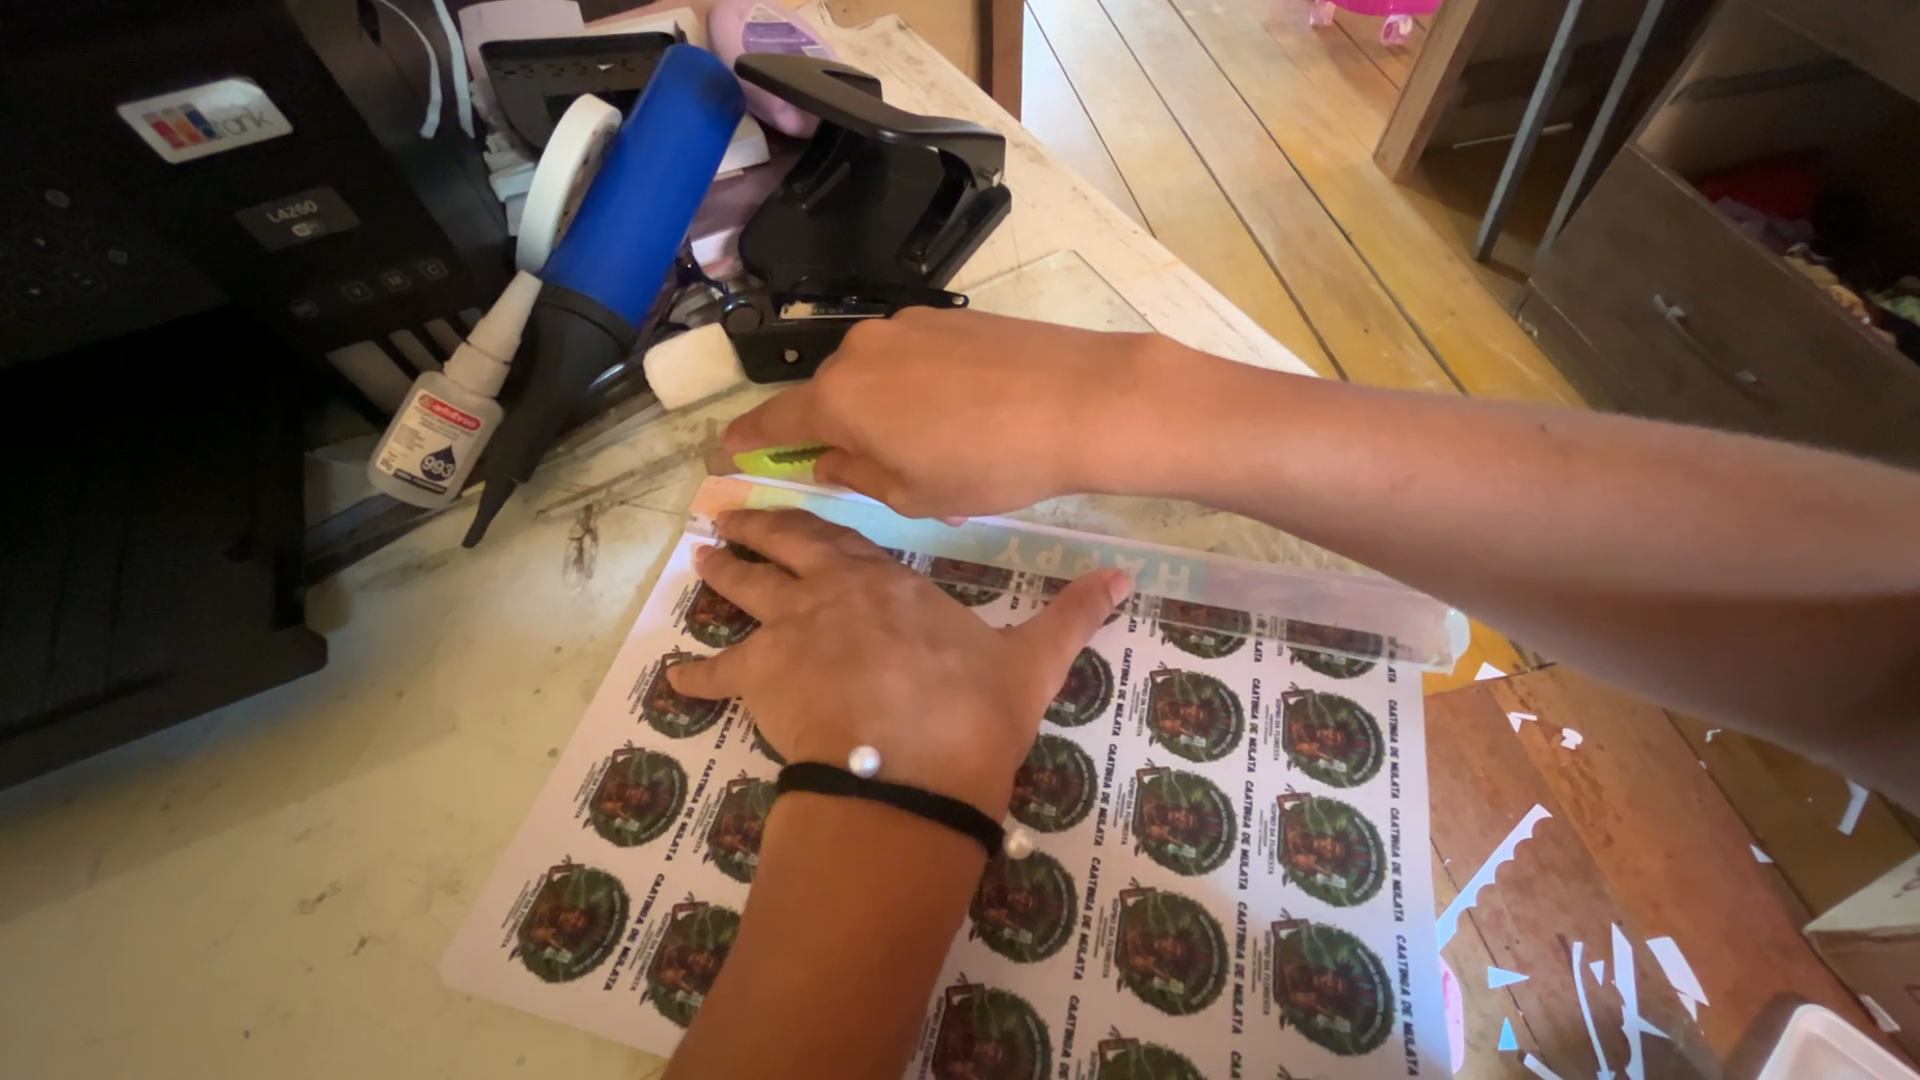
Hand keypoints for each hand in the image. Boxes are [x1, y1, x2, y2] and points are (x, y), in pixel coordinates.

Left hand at [666, 509, 1131, 816]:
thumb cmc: (974, 710)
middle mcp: (834, 592)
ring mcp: (791, 631)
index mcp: (891, 581)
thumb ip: (1072, 614)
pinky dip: (696, 678)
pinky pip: (718, 675)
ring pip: (745, 592)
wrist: (917, 770)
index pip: (848, 540)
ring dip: (721, 577)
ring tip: (697, 564)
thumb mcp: (1032, 659)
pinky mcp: (761, 679)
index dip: (820, 528)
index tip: (797, 516)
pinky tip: (674, 682)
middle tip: (725, 521)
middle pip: (787, 548)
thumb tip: (1124, 576)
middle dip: (757, 532)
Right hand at [724, 308, 1181, 518]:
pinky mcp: (949, 316)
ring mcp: (906, 326)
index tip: (727, 453)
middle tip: (875, 471)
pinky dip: (919, 389)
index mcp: (840, 400)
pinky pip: (912, 359)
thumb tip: (825, 462)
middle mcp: (860, 351)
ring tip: (937, 448)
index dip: (748, 442)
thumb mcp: (914, 495)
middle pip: (829, 398)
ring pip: (874, 377)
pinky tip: (963, 413)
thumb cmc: (989, 465)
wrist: (1080, 401)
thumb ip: (856, 477)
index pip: (774, 422)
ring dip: (885, 412)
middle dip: (840, 434)